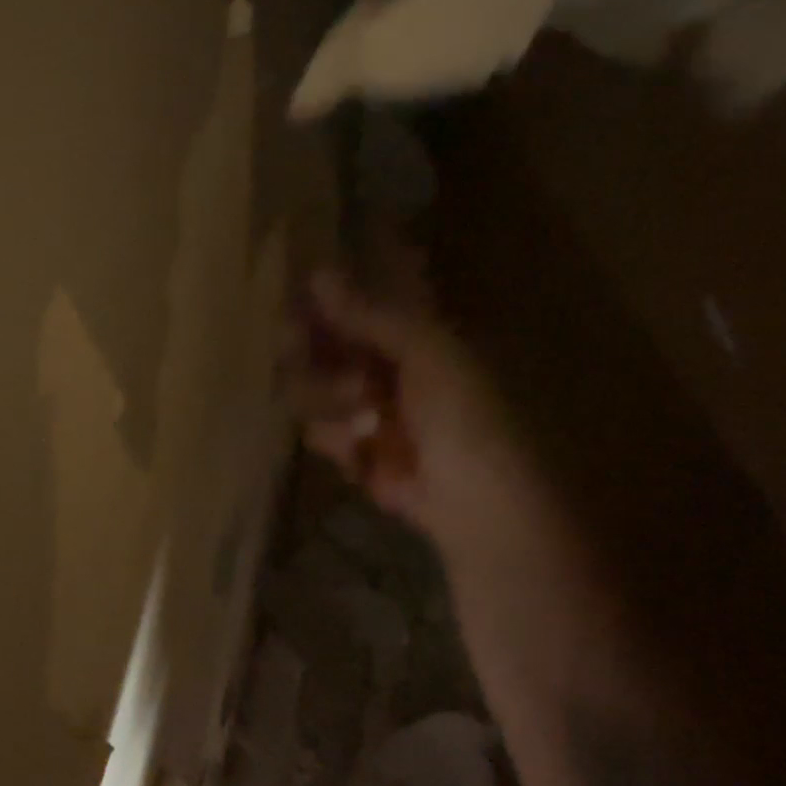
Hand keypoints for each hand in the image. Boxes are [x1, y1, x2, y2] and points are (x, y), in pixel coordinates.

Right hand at [286, 269, 547, 559]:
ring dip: (331, 403)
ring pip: (315, 391)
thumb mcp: (428, 353)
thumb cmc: (469, 419)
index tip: (298, 313)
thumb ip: (370, 314)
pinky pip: (325, 435)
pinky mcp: (361, 456)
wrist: (487, 513)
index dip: (325, 308)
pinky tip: (361, 454)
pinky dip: (340, 443)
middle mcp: (393, 370)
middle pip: (325, 348)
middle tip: (319, 365)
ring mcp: (375, 415)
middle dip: (319, 360)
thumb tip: (318, 273)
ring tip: (364, 423)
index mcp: (419, 337)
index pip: (357, 308)